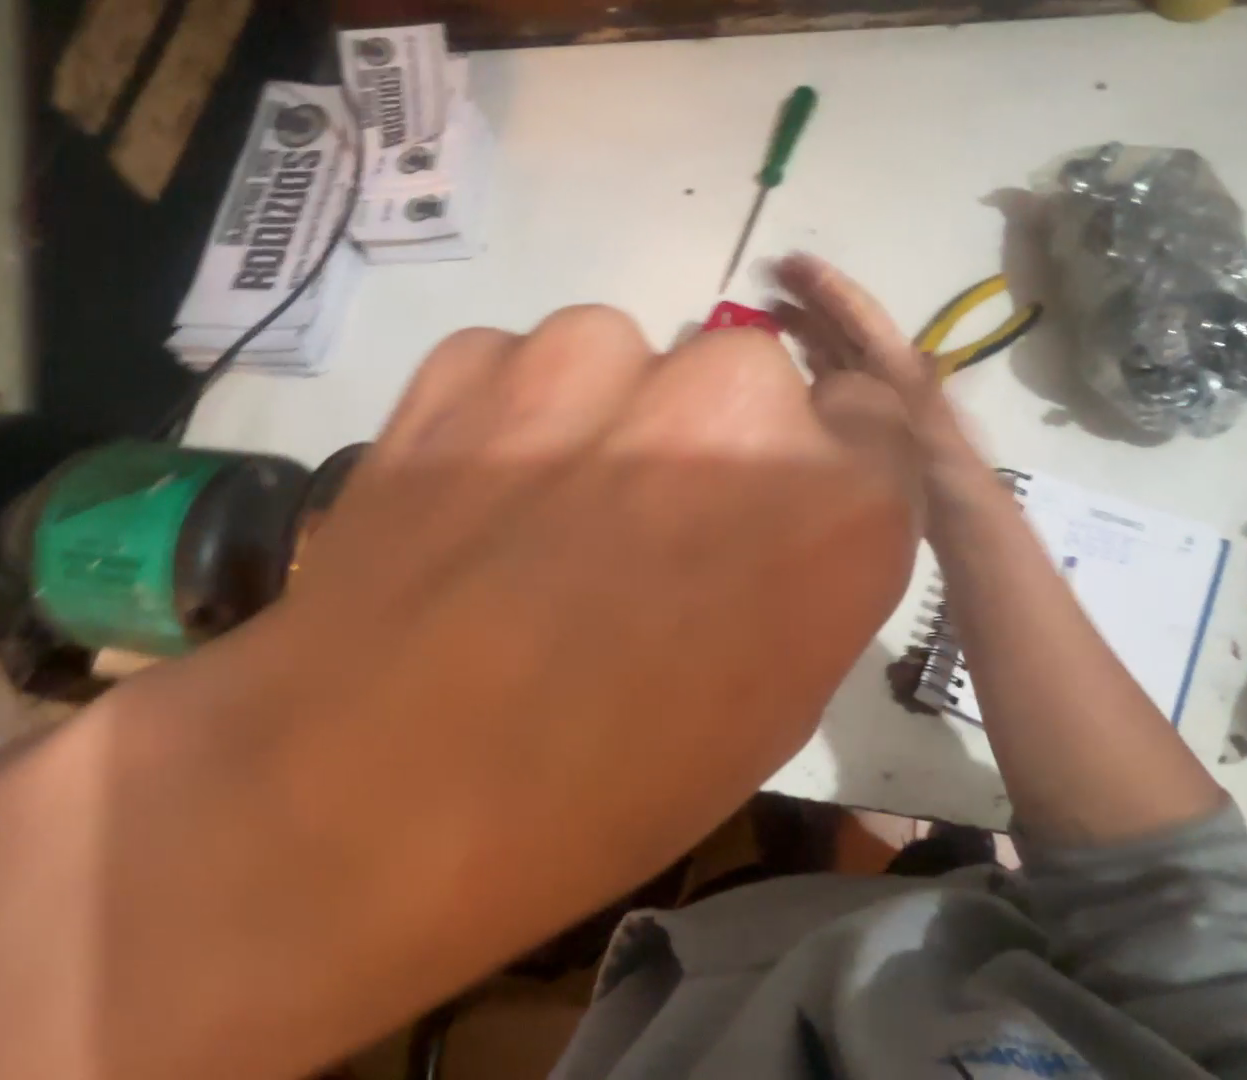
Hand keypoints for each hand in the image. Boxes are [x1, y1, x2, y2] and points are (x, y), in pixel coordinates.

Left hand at [269, 302, 919, 928]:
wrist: (376, 790)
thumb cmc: (601, 791)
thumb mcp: (766, 706)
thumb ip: (808, 575)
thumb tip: (782, 513)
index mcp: (839, 505)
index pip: (871, 425)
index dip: (814, 470)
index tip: (765, 507)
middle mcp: (732, 401)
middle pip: (745, 378)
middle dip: (708, 438)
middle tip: (637, 527)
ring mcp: (592, 361)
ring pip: (627, 358)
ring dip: (602, 418)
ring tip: (536, 520)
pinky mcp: (469, 358)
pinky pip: (519, 366)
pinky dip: (507, 416)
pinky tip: (467, 504)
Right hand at [770, 253, 990, 486]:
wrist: (959, 512)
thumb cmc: (941, 471)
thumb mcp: (920, 429)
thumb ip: (887, 398)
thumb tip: (840, 377)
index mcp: (897, 367)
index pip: (858, 317)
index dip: (825, 287)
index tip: (790, 262)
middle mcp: (883, 374)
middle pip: (842, 326)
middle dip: (809, 299)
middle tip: (767, 276)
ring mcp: (872, 397)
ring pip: (834, 351)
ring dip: (804, 328)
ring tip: (767, 311)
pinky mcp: (862, 422)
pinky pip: (828, 382)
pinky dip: (806, 365)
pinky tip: (787, 365)